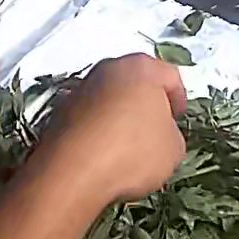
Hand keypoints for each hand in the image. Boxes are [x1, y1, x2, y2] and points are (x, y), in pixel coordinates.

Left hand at [25, 54, 187, 211]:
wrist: (72, 171)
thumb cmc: (131, 150)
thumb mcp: (173, 149)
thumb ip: (173, 134)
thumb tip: (162, 136)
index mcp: (141, 67)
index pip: (170, 76)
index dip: (178, 98)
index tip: (178, 118)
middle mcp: (109, 69)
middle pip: (136, 82)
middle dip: (147, 104)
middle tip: (156, 130)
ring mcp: (82, 88)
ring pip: (110, 97)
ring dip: (120, 116)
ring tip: (128, 148)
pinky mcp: (60, 110)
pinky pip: (89, 116)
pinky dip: (98, 130)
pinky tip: (104, 155)